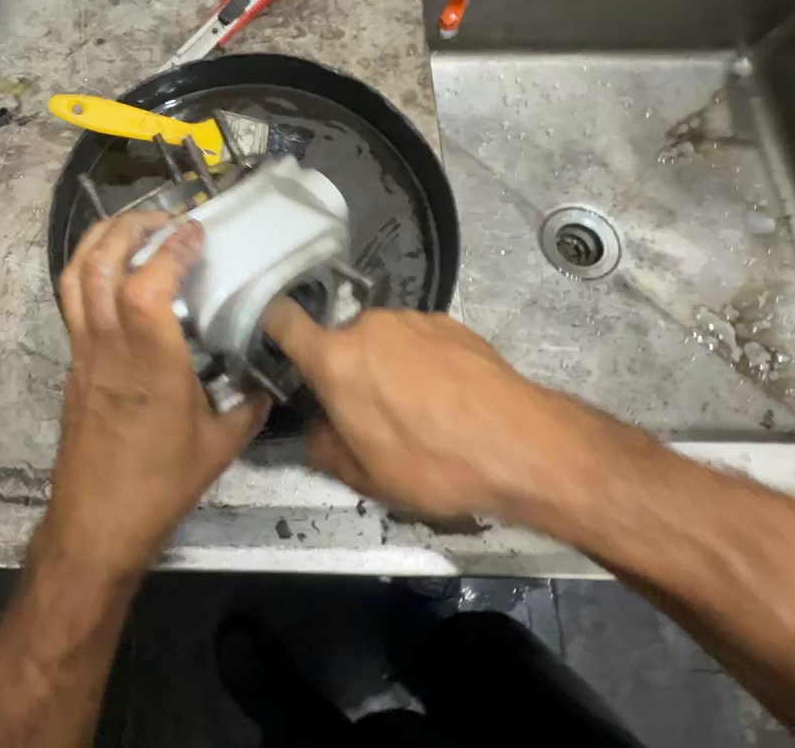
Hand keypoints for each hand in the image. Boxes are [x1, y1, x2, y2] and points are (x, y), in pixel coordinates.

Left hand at [46, 213, 267, 576]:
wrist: (95, 521)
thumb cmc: (159, 486)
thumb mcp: (219, 447)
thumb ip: (247, 407)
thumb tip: (266, 382)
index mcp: (152, 365)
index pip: (146, 287)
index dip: (170, 249)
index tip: (196, 231)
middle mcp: (111, 347)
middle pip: (100, 266)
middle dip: (130, 228)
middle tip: (166, 220)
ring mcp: (85, 352)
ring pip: (76, 277)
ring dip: (102, 239)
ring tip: (135, 228)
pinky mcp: (73, 362)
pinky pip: (73, 300)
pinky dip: (89, 268)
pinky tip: (114, 270)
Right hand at [265, 304, 660, 533]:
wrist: (521, 444)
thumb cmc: (432, 463)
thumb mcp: (363, 476)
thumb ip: (324, 447)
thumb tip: (319, 429)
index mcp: (335, 359)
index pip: (284, 322)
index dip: (273, 329)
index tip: (276, 346)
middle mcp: (368, 326)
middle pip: (340, 341)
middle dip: (346, 370)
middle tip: (368, 411)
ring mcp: (413, 319)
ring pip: (381, 341)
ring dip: (386, 366)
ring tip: (418, 409)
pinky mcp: (451, 322)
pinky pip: (418, 339)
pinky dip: (422, 361)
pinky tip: (448, 397)